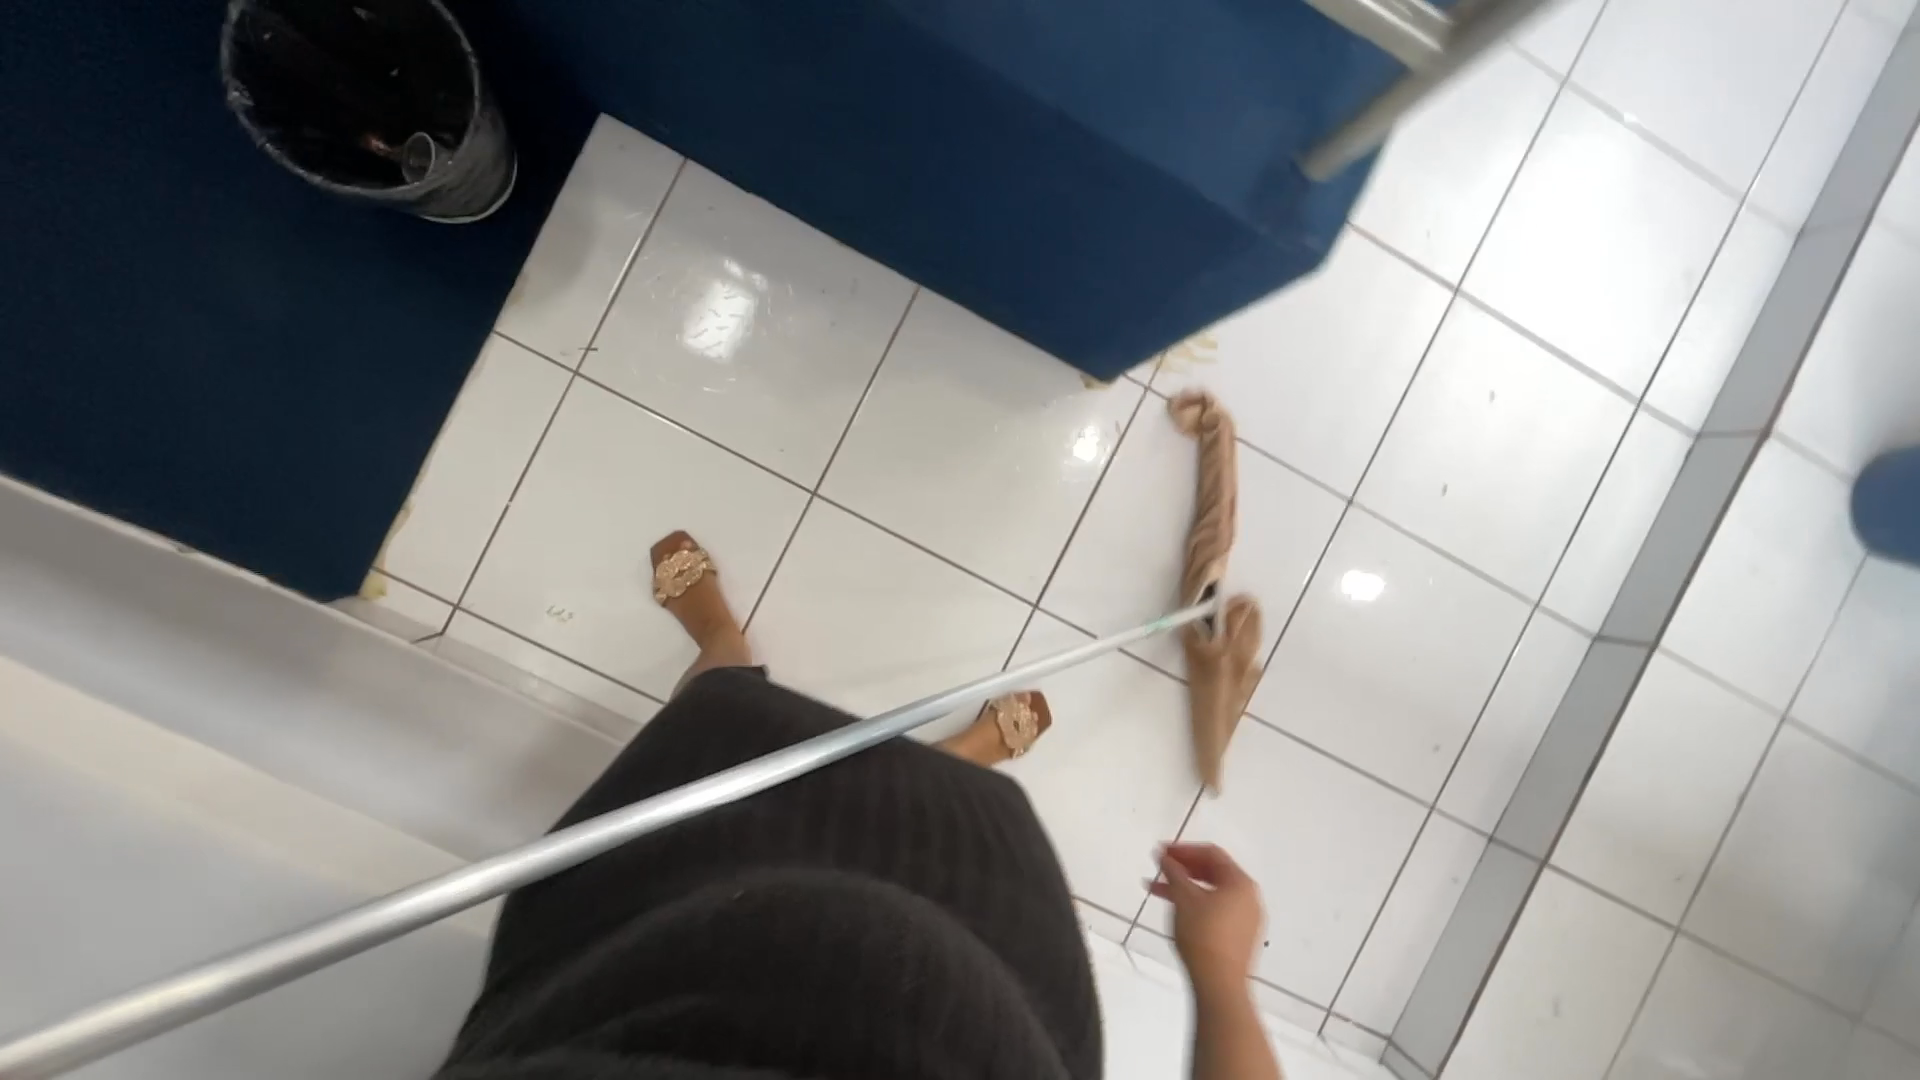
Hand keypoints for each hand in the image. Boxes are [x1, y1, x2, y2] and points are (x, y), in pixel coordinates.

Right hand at [1150, 843, 1263, 988]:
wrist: (1220, 986)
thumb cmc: (1203, 934)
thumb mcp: (1183, 897)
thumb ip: (1173, 871)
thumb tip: (1164, 856)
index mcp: (1241, 882)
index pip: (1211, 853)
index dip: (1183, 849)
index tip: (1160, 851)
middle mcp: (1249, 898)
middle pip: (1212, 872)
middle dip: (1182, 868)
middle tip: (1159, 867)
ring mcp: (1246, 920)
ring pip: (1211, 893)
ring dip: (1184, 887)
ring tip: (1156, 889)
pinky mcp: (1239, 938)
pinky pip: (1215, 910)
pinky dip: (1194, 904)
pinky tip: (1174, 909)